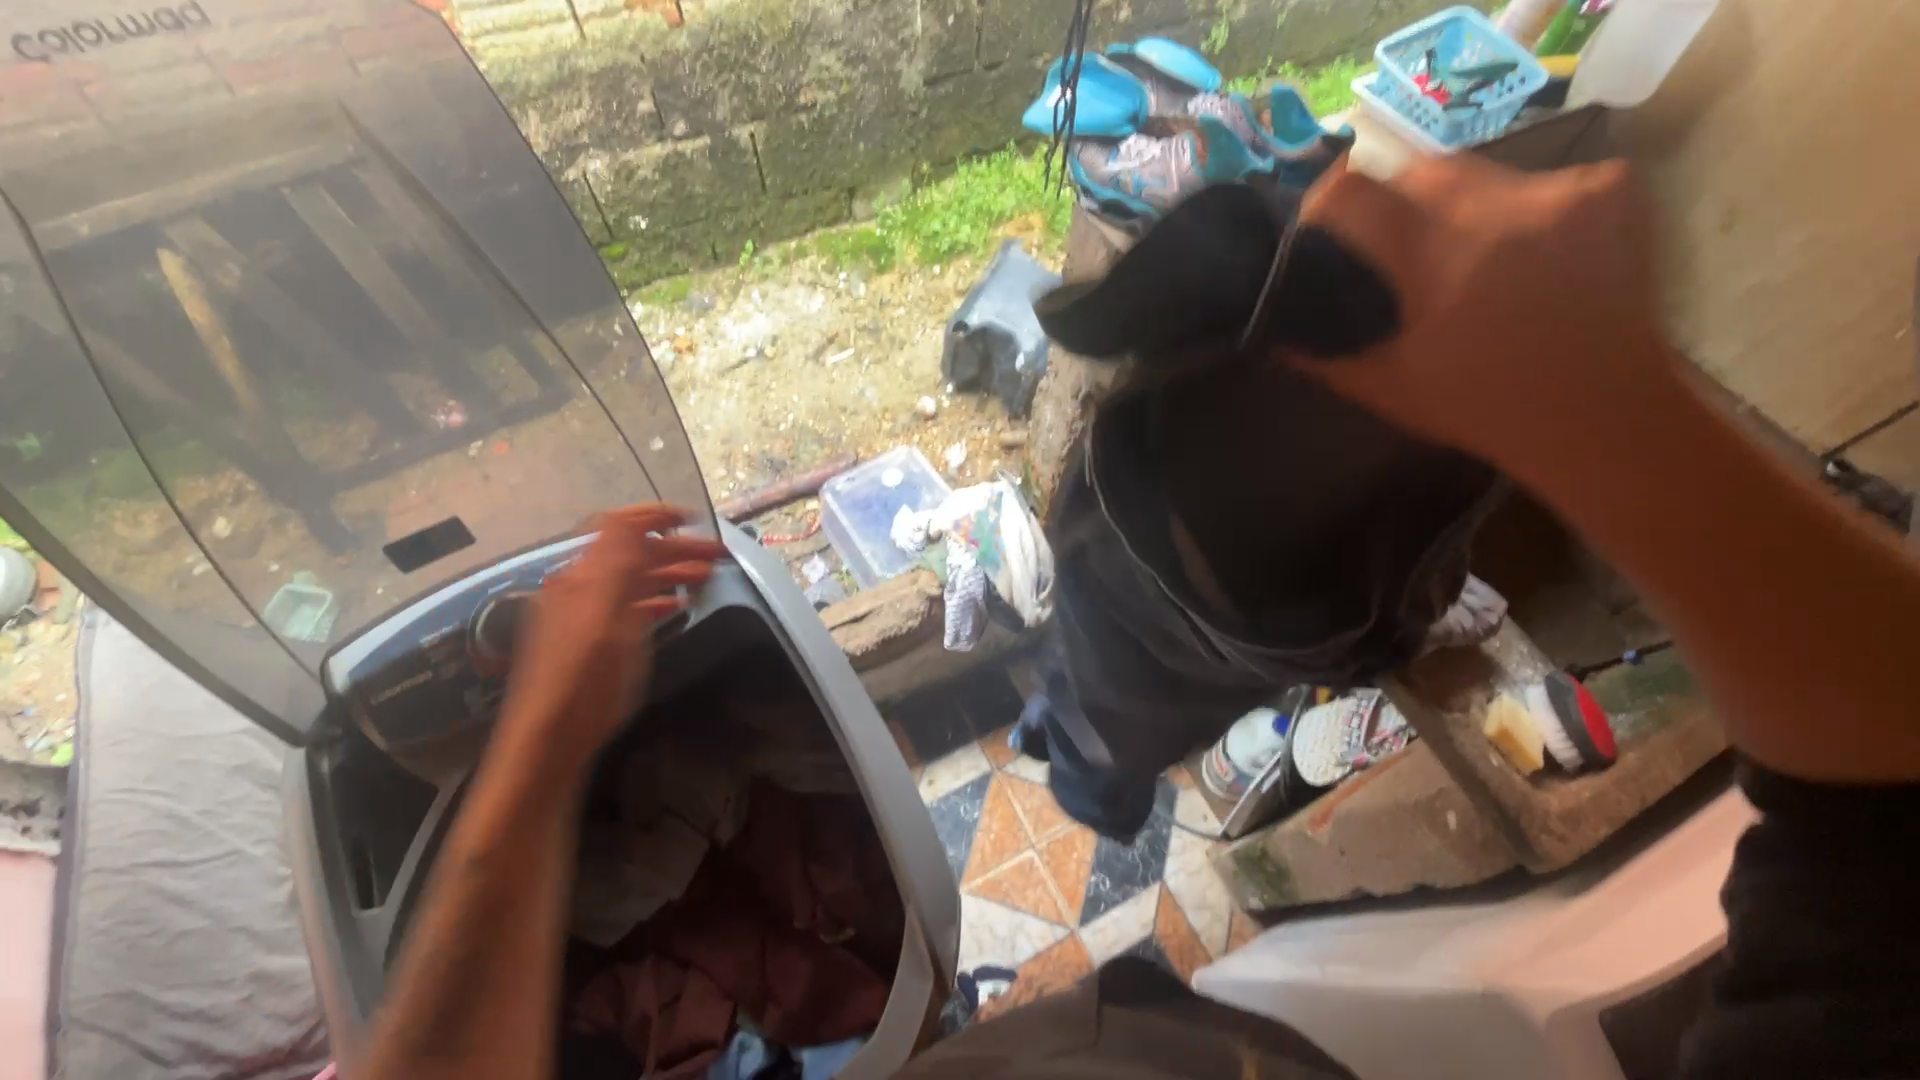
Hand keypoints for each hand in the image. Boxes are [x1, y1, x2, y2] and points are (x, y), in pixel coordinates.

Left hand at [495, 505, 726, 774]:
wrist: (548, 740)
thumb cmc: (584, 683)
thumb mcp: (608, 620)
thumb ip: (620, 566)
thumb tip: (636, 521)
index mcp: (582, 576)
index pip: (618, 525)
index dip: (655, 515)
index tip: (693, 519)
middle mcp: (579, 586)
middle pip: (629, 552)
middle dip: (674, 547)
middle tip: (717, 556)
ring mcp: (581, 613)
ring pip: (630, 578)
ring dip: (668, 571)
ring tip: (706, 577)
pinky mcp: (587, 639)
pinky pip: (626, 605)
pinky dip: (654, 598)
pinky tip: (675, 606)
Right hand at [1293, 154, 1671, 467]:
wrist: (1604, 415)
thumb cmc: (1483, 408)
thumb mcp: (1388, 389)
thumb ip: (1324, 358)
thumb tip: (1274, 339)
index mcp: (1439, 258)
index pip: (1355, 190)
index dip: (1326, 199)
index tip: (1320, 223)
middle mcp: (1502, 207)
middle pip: (1417, 166)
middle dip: (1391, 195)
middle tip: (1385, 237)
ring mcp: (1565, 191)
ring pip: (1478, 170)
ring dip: (1453, 201)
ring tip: (1454, 246)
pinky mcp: (1613, 188)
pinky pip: (1539, 179)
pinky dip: (1516, 206)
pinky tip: (1520, 248)